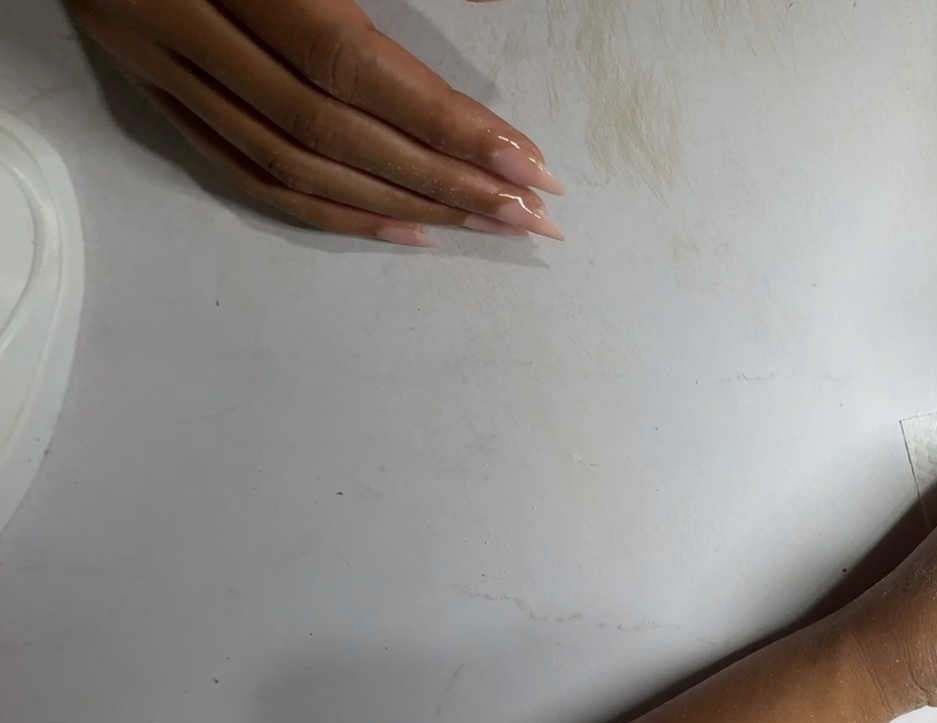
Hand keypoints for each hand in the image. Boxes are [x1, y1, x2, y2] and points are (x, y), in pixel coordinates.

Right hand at [69, 0, 563, 245]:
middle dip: (449, 182)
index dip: (454, 127)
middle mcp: (170, 14)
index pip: (356, 69)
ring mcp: (150, 54)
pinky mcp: (148, 83)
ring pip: (297, 164)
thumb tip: (494, 15)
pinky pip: (249, 173)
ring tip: (493, 224)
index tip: (536, 169)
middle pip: (335, 132)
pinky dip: (338, 213)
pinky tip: (415, 234)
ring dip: (409, 206)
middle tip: (532, 216)